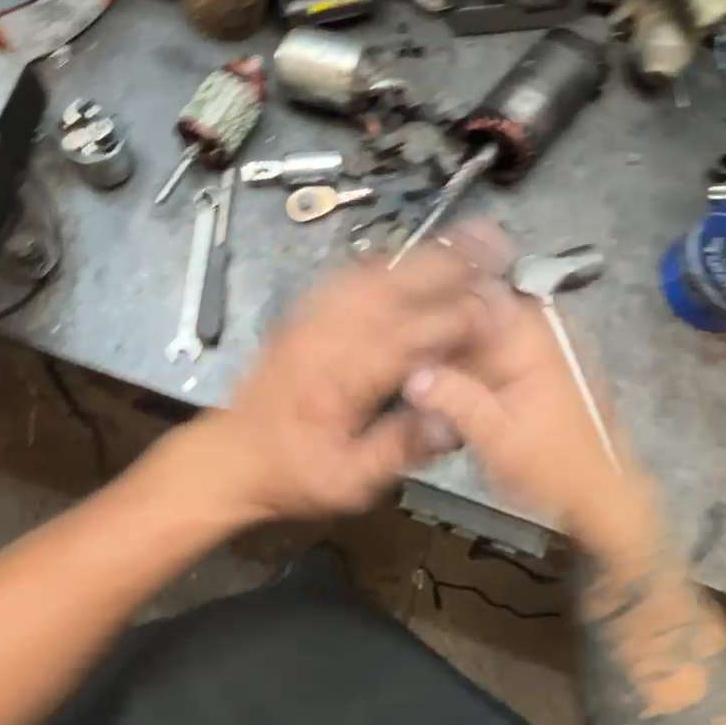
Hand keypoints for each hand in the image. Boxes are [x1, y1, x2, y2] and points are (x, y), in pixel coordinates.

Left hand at [176, 242, 496, 523]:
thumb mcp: (350, 482)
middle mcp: (324, 341)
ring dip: (416, 256)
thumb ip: (401, 447)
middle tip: (489, 248)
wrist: (234, 456)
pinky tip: (405, 257)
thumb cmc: (292, 474)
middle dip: (443, 266)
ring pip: (368, 275)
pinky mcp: (300, 317)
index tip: (491, 311)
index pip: (406, 339)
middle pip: (389, 290)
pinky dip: (380, 262)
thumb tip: (454, 419)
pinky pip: (342, 278)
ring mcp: (308, 322)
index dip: (452, 321)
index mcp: (340, 382)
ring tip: (460, 242)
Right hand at [403, 270, 654, 556]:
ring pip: (486, 335)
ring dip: (454, 346)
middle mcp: (540, 338)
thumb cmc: (553, 469)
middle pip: (482, 311)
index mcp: (533, 342)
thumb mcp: (496, 436)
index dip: (443, 296)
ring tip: (415, 359)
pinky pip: (496, 357)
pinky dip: (470, 365)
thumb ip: (454, 398)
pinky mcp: (537, 378)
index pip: (485, 294)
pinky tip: (443, 381)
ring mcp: (540, 357)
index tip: (404, 308)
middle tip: (401, 338)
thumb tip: (411, 374)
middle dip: (443, 322)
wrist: (603, 499)